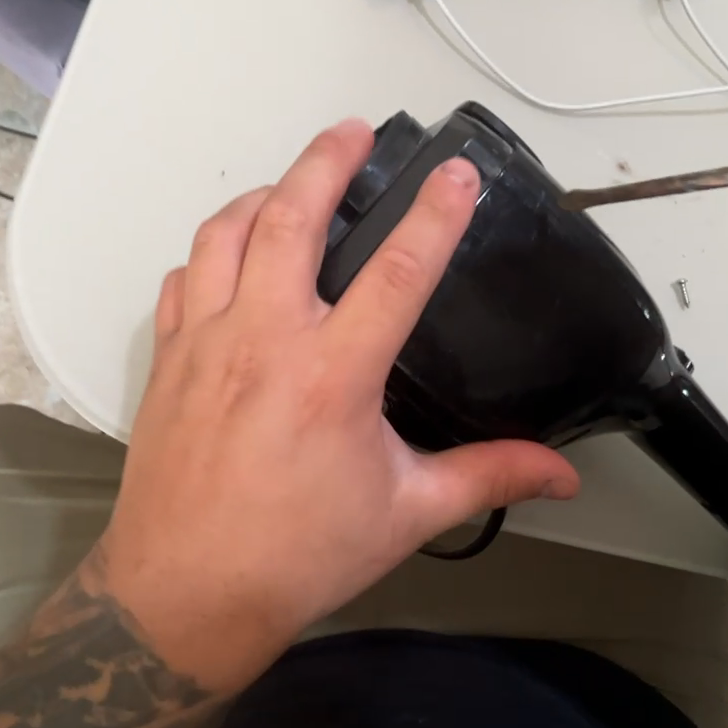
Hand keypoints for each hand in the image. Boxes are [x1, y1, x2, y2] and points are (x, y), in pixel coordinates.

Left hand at [93, 121, 580, 690]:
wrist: (184, 596)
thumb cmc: (292, 557)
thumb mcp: (404, 513)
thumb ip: (486, 476)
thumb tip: (557, 474)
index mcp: (331, 376)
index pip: (397, 271)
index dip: (434, 215)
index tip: (456, 175)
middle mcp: (264, 341)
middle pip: (292, 217)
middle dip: (326, 160)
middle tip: (353, 132)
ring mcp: (207, 343)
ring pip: (227, 232)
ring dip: (263, 194)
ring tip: (292, 182)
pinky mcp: (169, 359)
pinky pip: (184, 278)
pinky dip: (212, 251)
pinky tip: (232, 254)